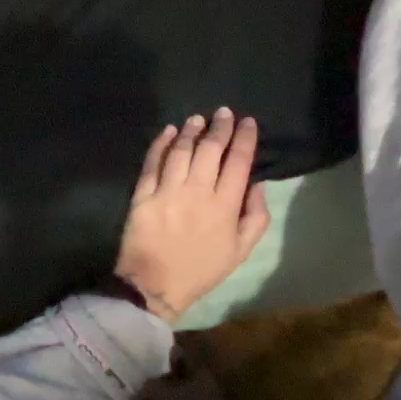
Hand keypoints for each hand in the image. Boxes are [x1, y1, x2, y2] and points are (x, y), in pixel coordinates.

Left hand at [114, 109, 270, 322]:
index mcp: (224, 206)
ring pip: (181, 151)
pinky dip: (161, 143)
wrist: (154, 286)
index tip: (247, 122)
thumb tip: (257, 185)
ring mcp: (167, 191)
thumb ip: (256, 217)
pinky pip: (152, 162)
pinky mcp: (143, 195)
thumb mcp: (240, 252)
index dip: (244, 139)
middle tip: (224, 113)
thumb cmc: (200, 271)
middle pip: (211, 150)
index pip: (238, 162)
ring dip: (191, 131)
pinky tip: (168, 131)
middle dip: (220, 128)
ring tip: (198, 119)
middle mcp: (197, 192)